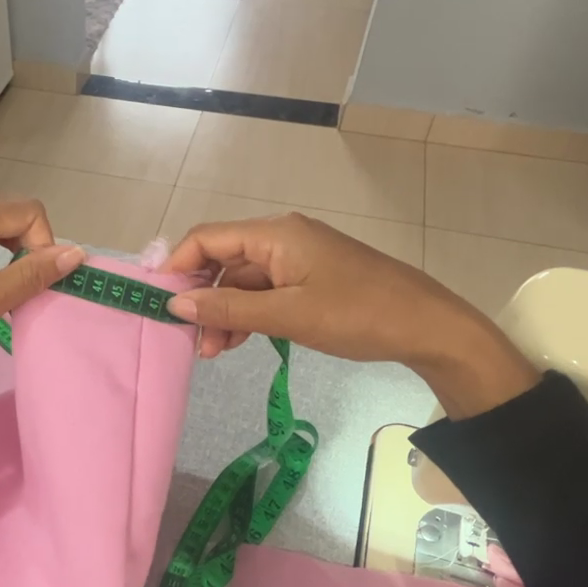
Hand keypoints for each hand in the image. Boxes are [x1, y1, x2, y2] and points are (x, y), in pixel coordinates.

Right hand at [161, 214, 538, 417]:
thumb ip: (229, 308)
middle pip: (222, 261)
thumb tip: (176, 301)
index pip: (207, 239)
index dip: (177, 266)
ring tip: (215, 352)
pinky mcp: (309, 279)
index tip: (159, 303)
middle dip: (202, 299)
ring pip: (241, 282)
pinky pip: (264, 292)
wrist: (428, 327)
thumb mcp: (288, 315)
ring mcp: (296, 259)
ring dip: (223, 313)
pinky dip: (248, 315)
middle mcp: (281, 238)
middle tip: (192, 341)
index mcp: (275, 234)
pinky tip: (238, 342)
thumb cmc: (357, 314)